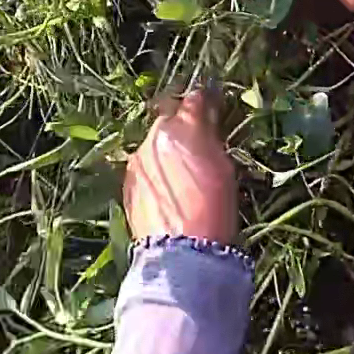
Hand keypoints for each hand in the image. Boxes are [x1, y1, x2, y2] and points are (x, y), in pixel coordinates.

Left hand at [123, 89, 237, 243]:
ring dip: (169, 143)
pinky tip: (169, 184)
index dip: (206, 99)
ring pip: (156, 140)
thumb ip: (213, 138)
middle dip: (184, 120)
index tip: (214, 104)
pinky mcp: (128, 180)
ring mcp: (138, 158)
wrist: (181, 254)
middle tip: (199, 134)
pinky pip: (145, 162)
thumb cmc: (213, 210)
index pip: (195, 99)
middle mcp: (155, 136)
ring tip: (184, 163)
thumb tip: (208, 119)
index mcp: (183, 129)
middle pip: (170, 115)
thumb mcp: (225, 168)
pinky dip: (157, 165)